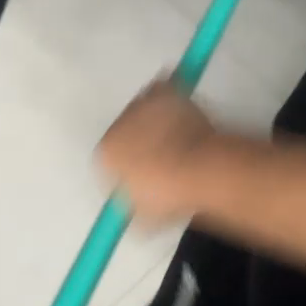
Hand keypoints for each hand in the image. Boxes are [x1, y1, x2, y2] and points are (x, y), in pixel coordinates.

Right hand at [97, 82, 223, 223]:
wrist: (199, 165)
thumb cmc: (169, 192)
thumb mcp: (143, 215)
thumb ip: (132, 203)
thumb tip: (137, 202)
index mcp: (106, 153)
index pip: (109, 159)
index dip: (127, 169)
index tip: (143, 178)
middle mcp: (119, 123)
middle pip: (125, 132)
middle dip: (139, 143)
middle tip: (162, 160)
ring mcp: (143, 103)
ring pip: (144, 113)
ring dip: (154, 123)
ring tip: (176, 141)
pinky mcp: (166, 90)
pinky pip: (163, 96)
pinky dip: (170, 105)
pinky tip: (183, 122)